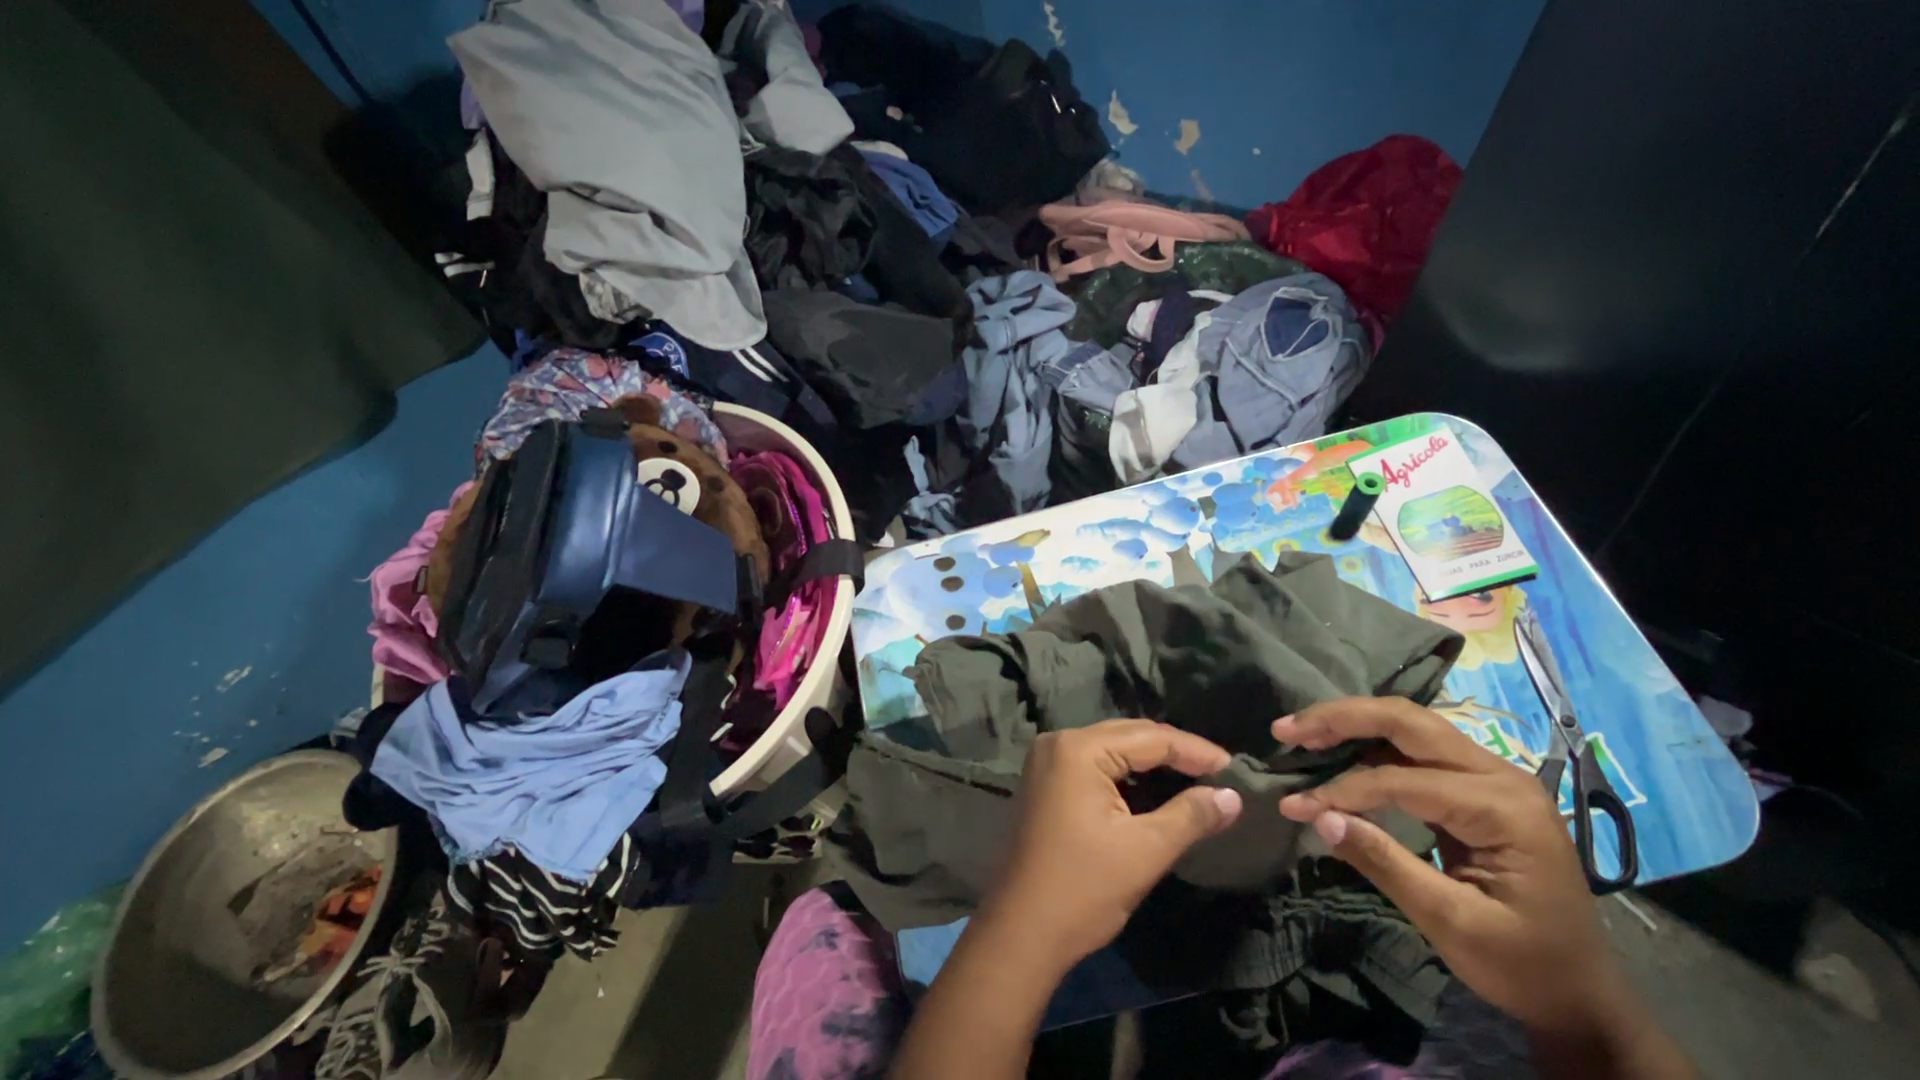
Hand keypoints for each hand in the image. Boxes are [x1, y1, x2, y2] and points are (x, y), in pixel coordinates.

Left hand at [978, 719, 1243, 973]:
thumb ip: (1191, 815)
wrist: (1020, 933)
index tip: (1237, 769)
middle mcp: (1058, 744)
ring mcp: (1047, 764)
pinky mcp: (1045, 786)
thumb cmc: (1083, 888)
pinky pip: (1095, 768)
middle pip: (1130, 737)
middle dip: (1176, 754)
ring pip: (1113, 751)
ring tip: (1197, 782)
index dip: (1197, 752)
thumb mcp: (1145, 850)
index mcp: (1079, 749)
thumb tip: (1233, 796)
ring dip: (1153, 766)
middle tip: (1221, 775)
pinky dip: (1128, 778)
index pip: (1151, 738)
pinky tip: (1157, 794)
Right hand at [1271, 699, 1644, 1046]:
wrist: (1582, 992)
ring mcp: (1493, 778)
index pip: (1402, 779)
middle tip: (1286, 730)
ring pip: (1412, 727)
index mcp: (1502, 807)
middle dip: (1342, 720)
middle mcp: (1500, 775)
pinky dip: (1372, 746)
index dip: (1341, 790)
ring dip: (1353, 724)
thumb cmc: (1523, 964)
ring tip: (1301, 732)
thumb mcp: (1451, 922)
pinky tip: (1338, 751)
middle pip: (1409, 722)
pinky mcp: (1480, 790)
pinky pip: (1419, 752)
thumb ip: (1385, 864)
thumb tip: (1319, 819)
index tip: (1292, 808)